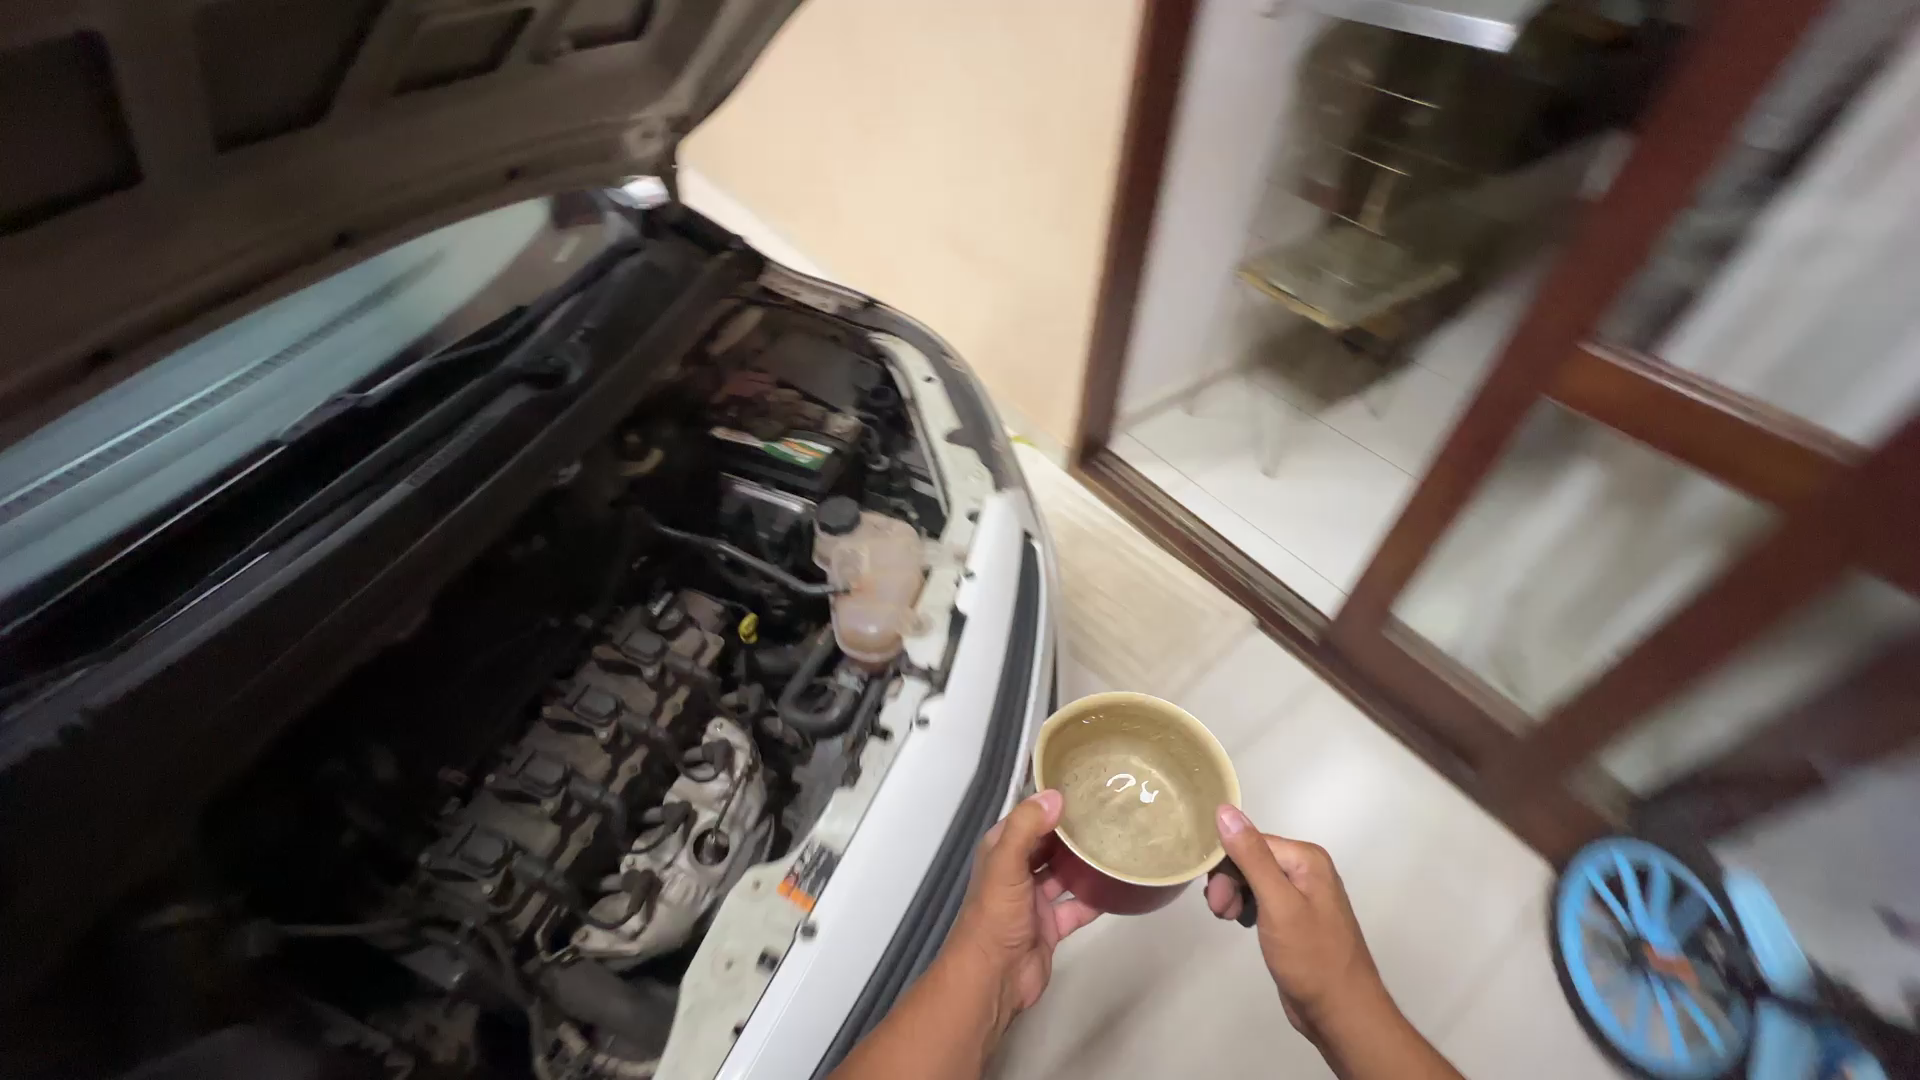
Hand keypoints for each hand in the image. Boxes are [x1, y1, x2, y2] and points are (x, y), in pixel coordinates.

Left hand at [941, 790, 1101, 1030]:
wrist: (993, 978)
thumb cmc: (995, 915)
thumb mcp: (1006, 862)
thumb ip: (1027, 827)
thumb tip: (1056, 796)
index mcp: (1001, 850)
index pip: (1028, 818)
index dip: (1050, 804)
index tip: (1084, 789)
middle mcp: (1017, 870)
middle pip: (1048, 844)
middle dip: (1072, 832)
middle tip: (1108, 814)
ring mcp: (1034, 899)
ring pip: (1063, 874)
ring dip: (1083, 863)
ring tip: (1115, 844)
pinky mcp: (1051, 925)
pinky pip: (1076, 906)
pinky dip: (1093, 898)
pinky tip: (1116, 886)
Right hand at [1204, 805, 1391, 1038]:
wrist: (1342, 1017)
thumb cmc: (1311, 958)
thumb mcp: (1277, 903)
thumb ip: (1251, 855)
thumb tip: (1225, 809)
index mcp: (1306, 858)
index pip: (1250, 841)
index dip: (1226, 863)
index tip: (1214, 895)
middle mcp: (1306, 869)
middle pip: (1250, 858)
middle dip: (1229, 881)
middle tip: (1219, 911)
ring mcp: (1302, 894)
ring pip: (1251, 877)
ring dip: (1233, 894)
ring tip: (1227, 918)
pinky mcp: (1294, 917)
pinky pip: (1260, 897)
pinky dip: (1245, 906)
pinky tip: (1239, 922)